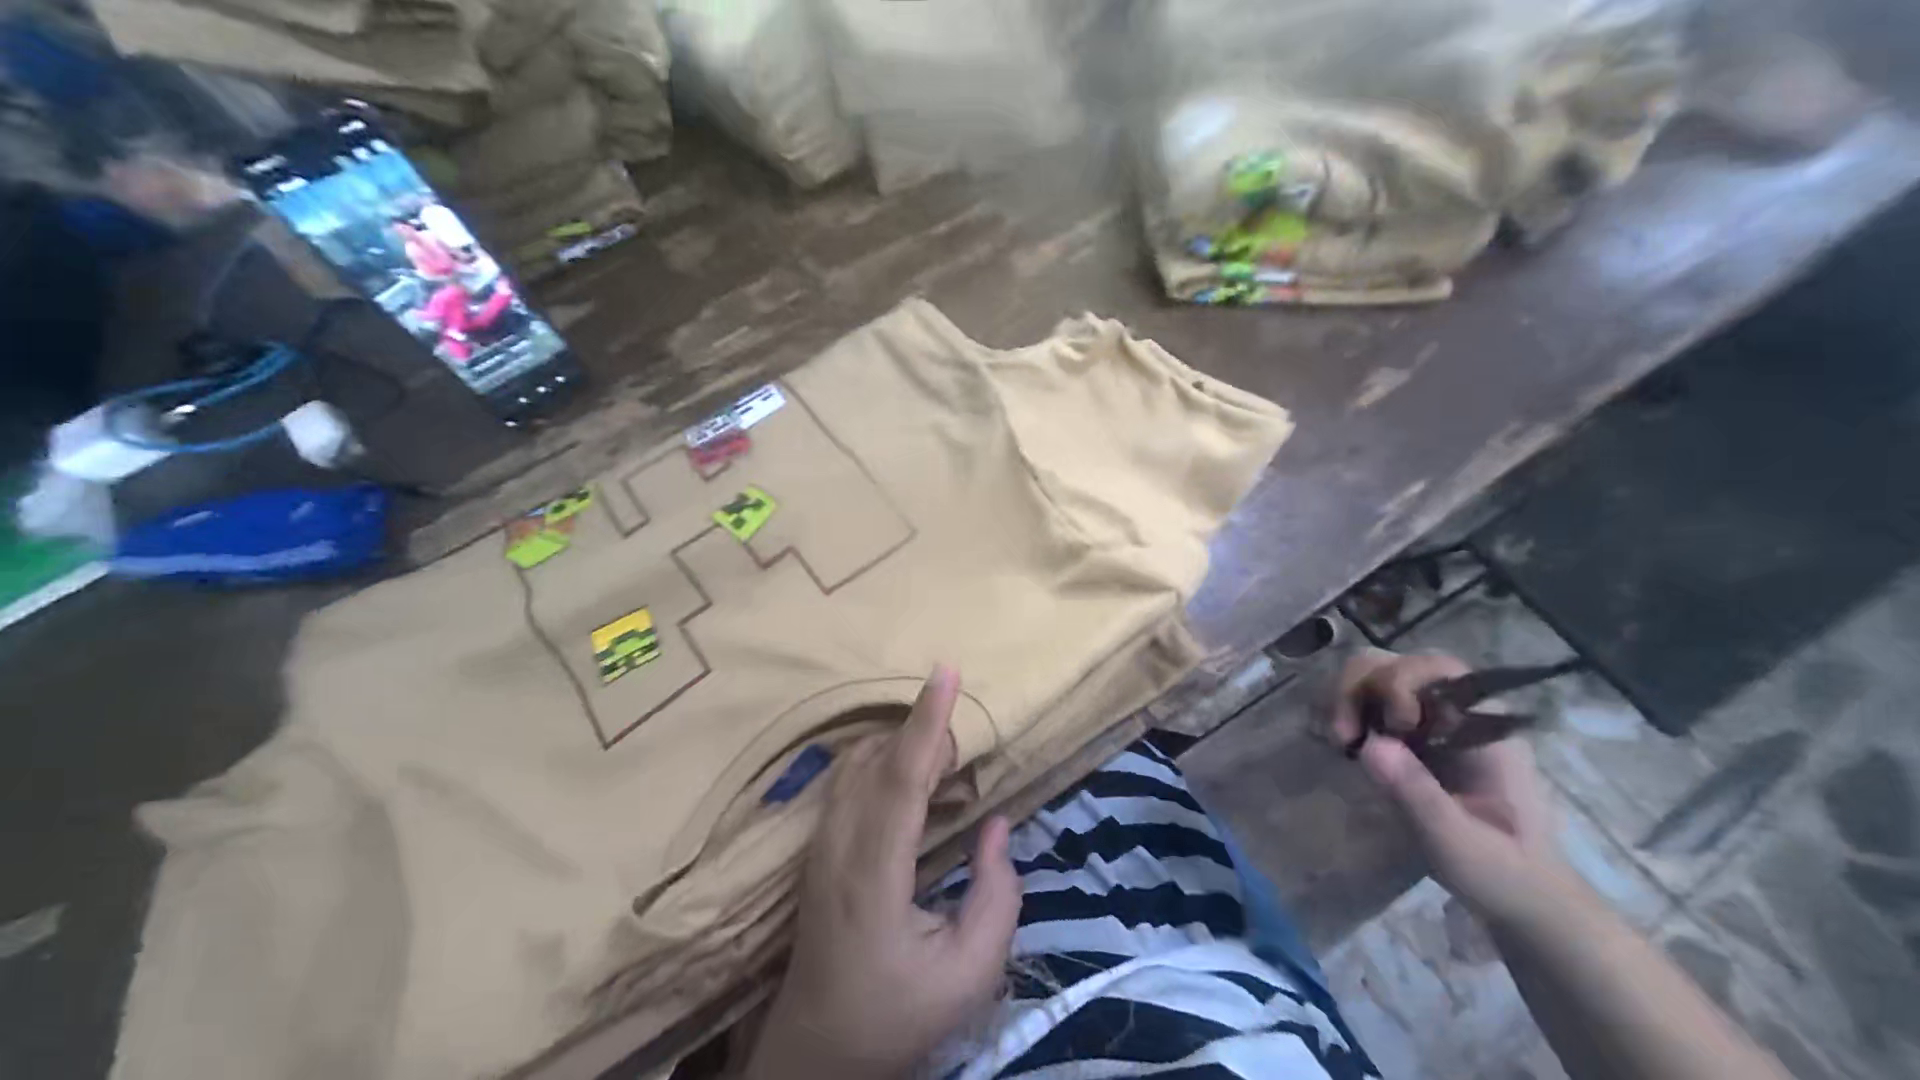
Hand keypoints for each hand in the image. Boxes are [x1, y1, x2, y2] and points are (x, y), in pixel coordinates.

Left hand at [743, 666, 1020, 1079]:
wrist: (815, 1052)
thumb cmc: (895, 1015)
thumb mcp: (967, 975)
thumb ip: (995, 895)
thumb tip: (994, 824)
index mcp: (872, 875)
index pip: (900, 779)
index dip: (926, 723)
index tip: (946, 672)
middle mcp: (836, 846)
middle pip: (876, 760)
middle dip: (922, 728)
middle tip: (965, 731)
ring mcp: (818, 845)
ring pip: (856, 764)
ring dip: (900, 741)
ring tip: (945, 750)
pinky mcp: (816, 848)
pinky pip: (847, 780)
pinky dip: (881, 758)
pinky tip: (908, 769)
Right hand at [1330, 649, 1566, 921]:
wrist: (1520, 897)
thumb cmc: (1501, 872)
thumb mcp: (1459, 844)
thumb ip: (1419, 795)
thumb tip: (1371, 745)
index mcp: (1484, 729)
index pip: (1438, 670)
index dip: (1399, 683)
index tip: (1390, 727)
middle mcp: (1454, 713)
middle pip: (1395, 664)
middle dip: (1358, 689)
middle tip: (1343, 737)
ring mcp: (1429, 722)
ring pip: (1373, 677)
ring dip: (1345, 700)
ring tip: (1341, 743)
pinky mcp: (1408, 736)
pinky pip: (1368, 702)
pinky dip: (1346, 713)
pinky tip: (1345, 746)